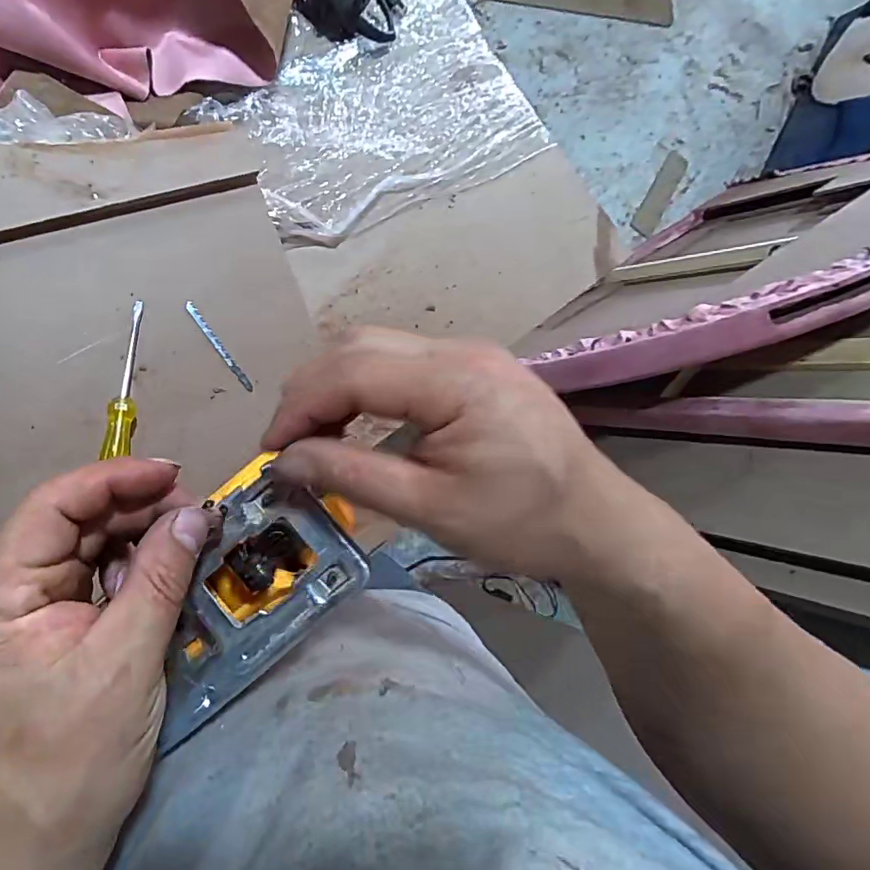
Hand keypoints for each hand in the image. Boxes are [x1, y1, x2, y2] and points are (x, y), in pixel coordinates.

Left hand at [0, 458, 215, 869]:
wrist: (43, 854)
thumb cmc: (75, 761)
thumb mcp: (127, 662)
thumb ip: (160, 577)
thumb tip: (196, 513)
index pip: (51, 507)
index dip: (113, 479)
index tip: (172, 474)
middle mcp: (2, 599)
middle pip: (70, 526)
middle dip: (134, 511)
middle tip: (195, 511)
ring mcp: (23, 620)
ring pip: (84, 552)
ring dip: (137, 539)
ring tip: (188, 536)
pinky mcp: (47, 638)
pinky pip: (90, 585)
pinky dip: (129, 572)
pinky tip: (163, 571)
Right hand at [261, 328, 676, 584]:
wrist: (599, 523)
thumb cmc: (521, 523)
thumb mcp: (430, 509)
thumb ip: (352, 476)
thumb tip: (285, 460)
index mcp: (454, 378)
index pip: (352, 370)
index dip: (299, 406)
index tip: (270, 451)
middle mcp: (460, 349)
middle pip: (359, 346)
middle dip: (311, 390)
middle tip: (289, 444)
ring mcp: (471, 353)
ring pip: (377, 347)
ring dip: (335, 384)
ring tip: (316, 435)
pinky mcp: (475, 367)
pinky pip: (402, 362)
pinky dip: (366, 386)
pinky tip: (359, 422)